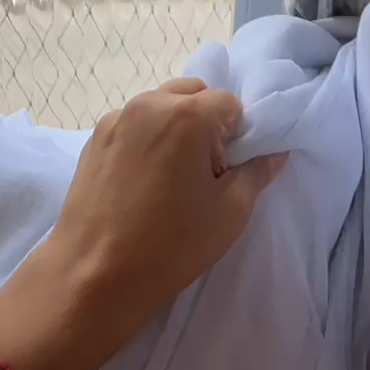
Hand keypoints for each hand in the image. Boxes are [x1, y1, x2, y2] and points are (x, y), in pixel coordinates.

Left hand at [0, 79, 286, 369]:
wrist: (93, 276)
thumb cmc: (170, 245)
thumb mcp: (230, 212)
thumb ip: (258, 172)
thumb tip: (276, 151)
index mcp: (188, 114)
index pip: (229, 103)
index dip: (236, 135)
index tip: (226, 170)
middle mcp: (151, 103)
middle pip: (193, 93)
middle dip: (206, 120)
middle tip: (201, 169)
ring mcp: (118, 117)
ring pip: (161, 103)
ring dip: (175, 124)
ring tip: (169, 175)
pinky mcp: (95, 136)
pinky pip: (133, 121)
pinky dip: (146, 136)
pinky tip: (140, 180)